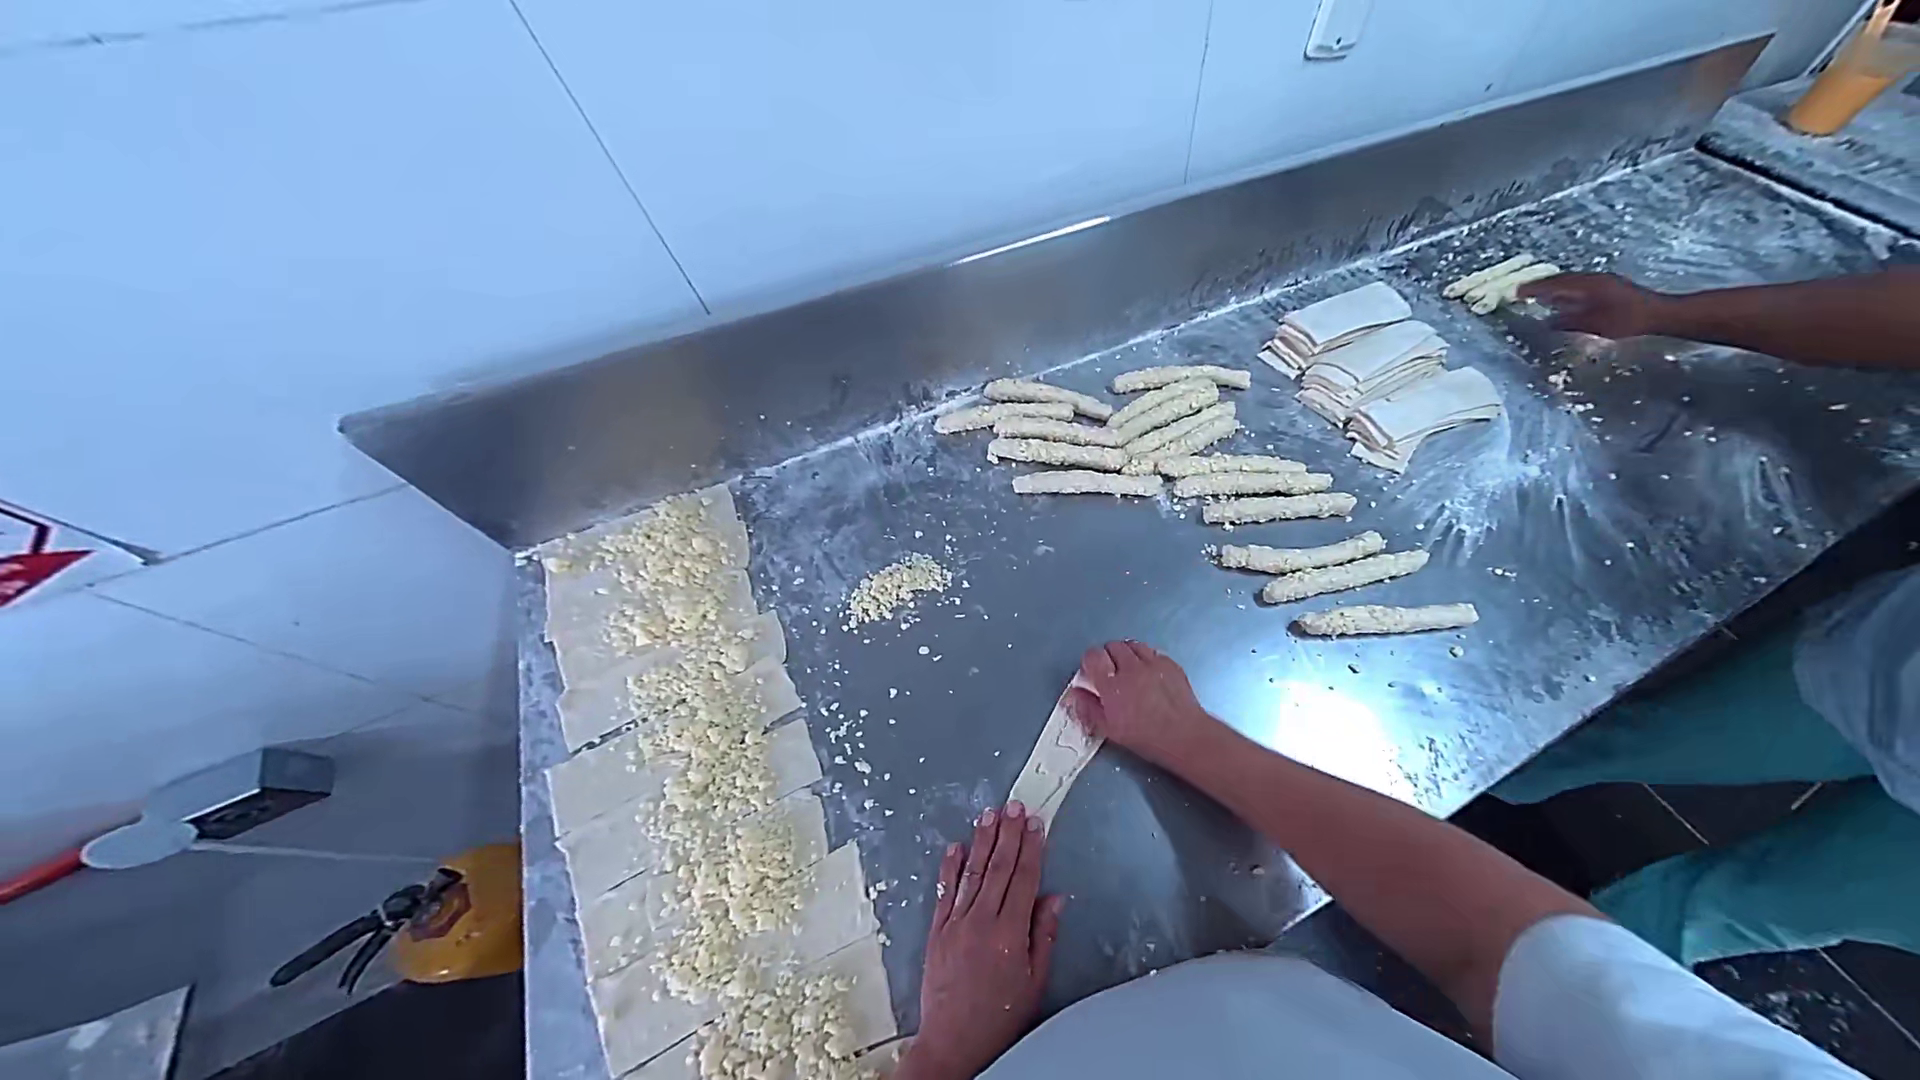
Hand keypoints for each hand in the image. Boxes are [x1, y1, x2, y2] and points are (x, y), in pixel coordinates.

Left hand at [900, 802, 1064, 1079]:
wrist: (954, 1042)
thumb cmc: (1000, 1017)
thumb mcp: (1034, 982)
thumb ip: (1043, 935)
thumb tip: (1054, 897)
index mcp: (1009, 933)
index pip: (1024, 879)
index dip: (1031, 848)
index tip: (1036, 824)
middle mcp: (981, 920)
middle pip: (999, 867)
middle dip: (1009, 833)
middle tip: (1015, 806)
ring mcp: (956, 922)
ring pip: (972, 872)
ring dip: (982, 841)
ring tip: (990, 814)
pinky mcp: (937, 929)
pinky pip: (945, 891)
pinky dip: (950, 867)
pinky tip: (956, 846)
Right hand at [1065, 641, 1223, 771]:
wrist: (1186, 736)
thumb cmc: (1147, 737)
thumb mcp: (1110, 729)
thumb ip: (1088, 708)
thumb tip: (1073, 694)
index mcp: (1112, 685)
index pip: (1093, 656)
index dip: (1090, 661)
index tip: (1092, 672)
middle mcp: (1131, 668)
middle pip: (1112, 646)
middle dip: (1108, 656)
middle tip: (1110, 672)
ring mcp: (1152, 663)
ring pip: (1132, 645)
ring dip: (1127, 653)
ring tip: (1129, 670)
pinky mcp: (1170, 664)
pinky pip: (1152, 651)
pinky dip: (1146, 658)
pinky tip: (1148, 673)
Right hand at [1518, 272, 1671, 338]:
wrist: (1660, 314)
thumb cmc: (1626, 320)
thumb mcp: (1591, 324)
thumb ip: (1567, 321)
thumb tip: (1548, 322)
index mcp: (1588, 286)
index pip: (1555, 284)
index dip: (1534, 288)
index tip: (1516, 292)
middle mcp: (1594, 280)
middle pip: (1562, 279)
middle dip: (1541, 284)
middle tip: (1522, 291)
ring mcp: (1603, 282)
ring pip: (1571, 280)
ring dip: (1553, 285)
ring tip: (1537, 293)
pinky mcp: (1610, 287)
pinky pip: (1579, 284)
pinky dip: (1565, 289)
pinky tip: (1560, 297)